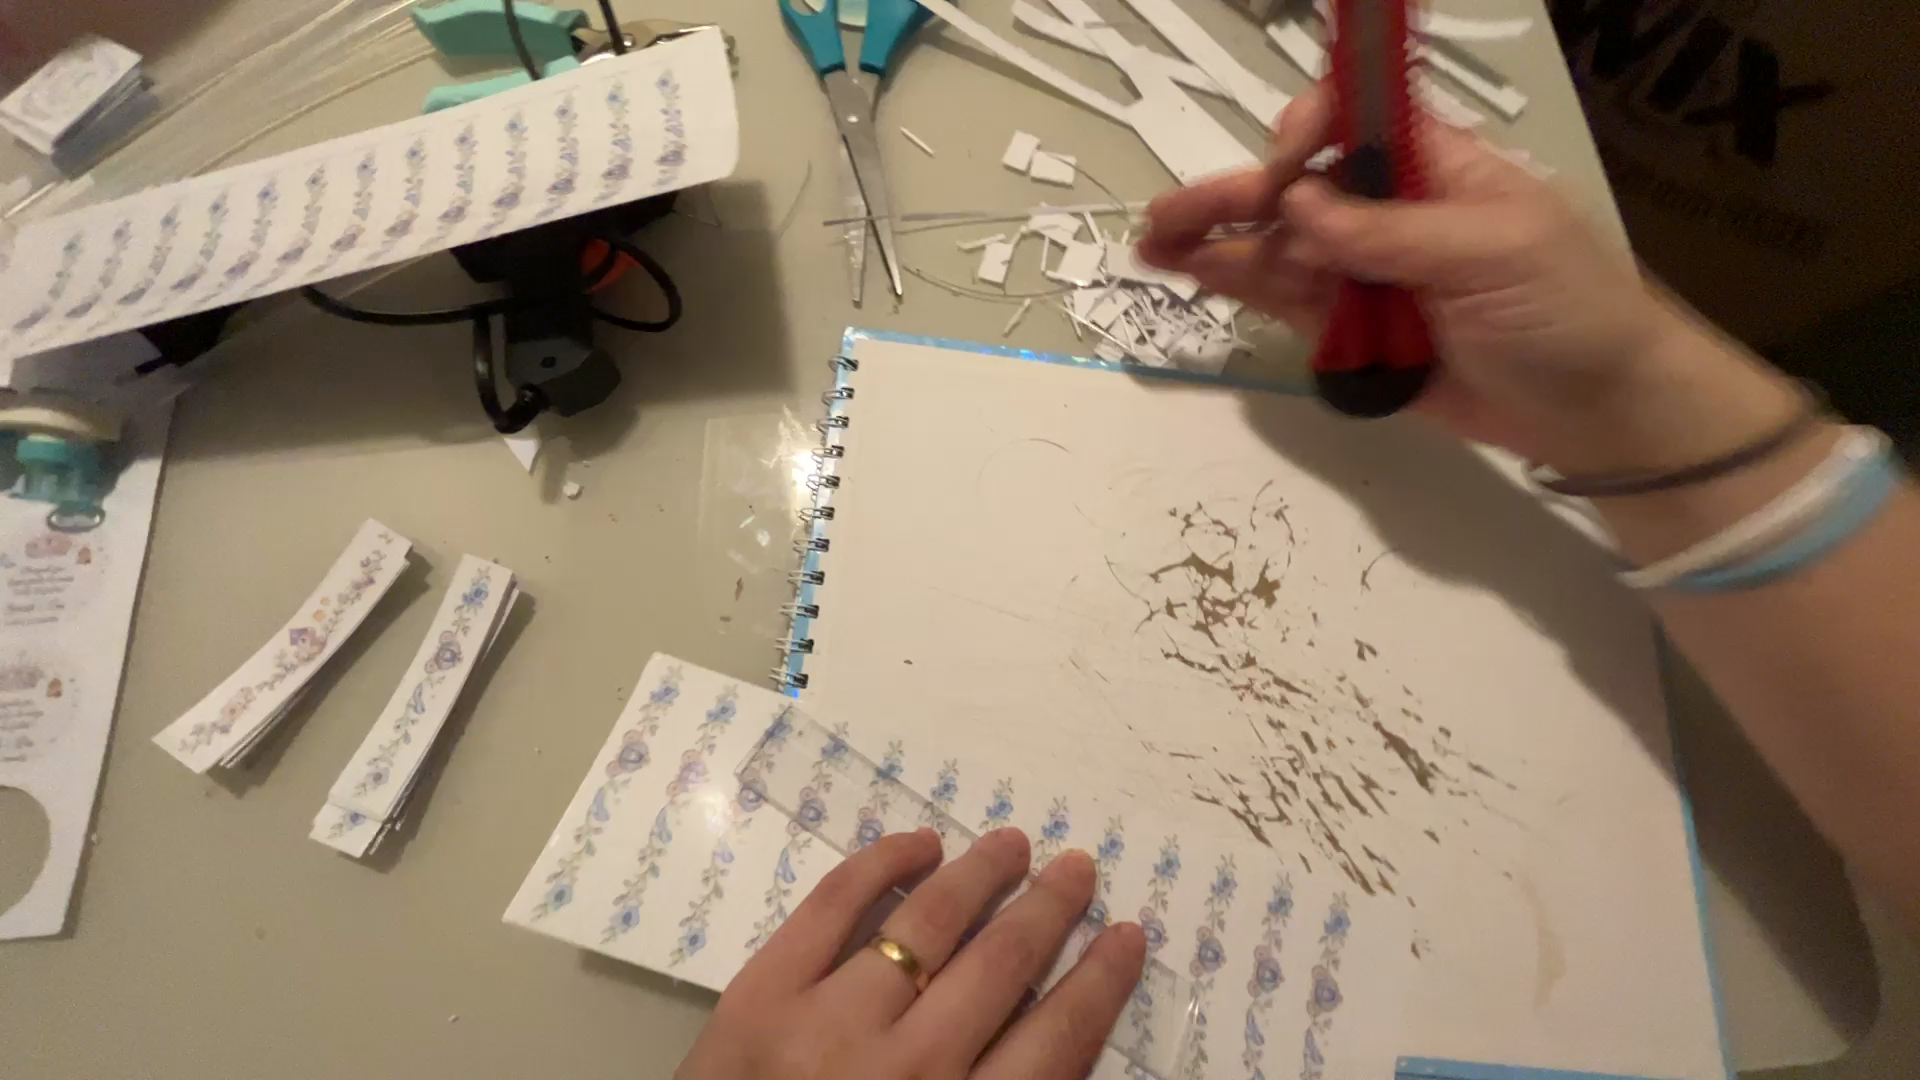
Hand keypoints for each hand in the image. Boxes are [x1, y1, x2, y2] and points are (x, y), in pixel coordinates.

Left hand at [676, 828, 1146, 1079]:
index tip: (1127, 934)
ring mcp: (827, 1021)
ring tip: (1014, 842)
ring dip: (981, 873)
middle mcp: (905, 1068)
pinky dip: (884, 861)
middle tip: (1076, 867)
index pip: (1054, 1043)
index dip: (1099, 983)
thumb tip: (1048, 1027)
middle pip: (1000, 965)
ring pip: (929, 919)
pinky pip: (836, 902)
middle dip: (1049, 910)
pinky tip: (921, 842)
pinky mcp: (762, 989)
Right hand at [1137, 83, 1688, 466]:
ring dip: (1210, 243)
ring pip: (1270, 248)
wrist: (1579, 409)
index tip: (1282, 173)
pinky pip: (1277, 299)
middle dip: (1227, 198)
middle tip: (1160, 217)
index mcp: (1432, 170)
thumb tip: (1299, 207)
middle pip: (1292, 194)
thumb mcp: (1496, 250)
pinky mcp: (1337, 328)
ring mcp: (1354, 273)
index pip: (1353, 128)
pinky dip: (1233, 285)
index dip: (1305, 137)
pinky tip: (1189, 274)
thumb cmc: (1563, 311)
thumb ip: (1393, 228)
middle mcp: (1381, 213)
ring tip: (1150, 246)